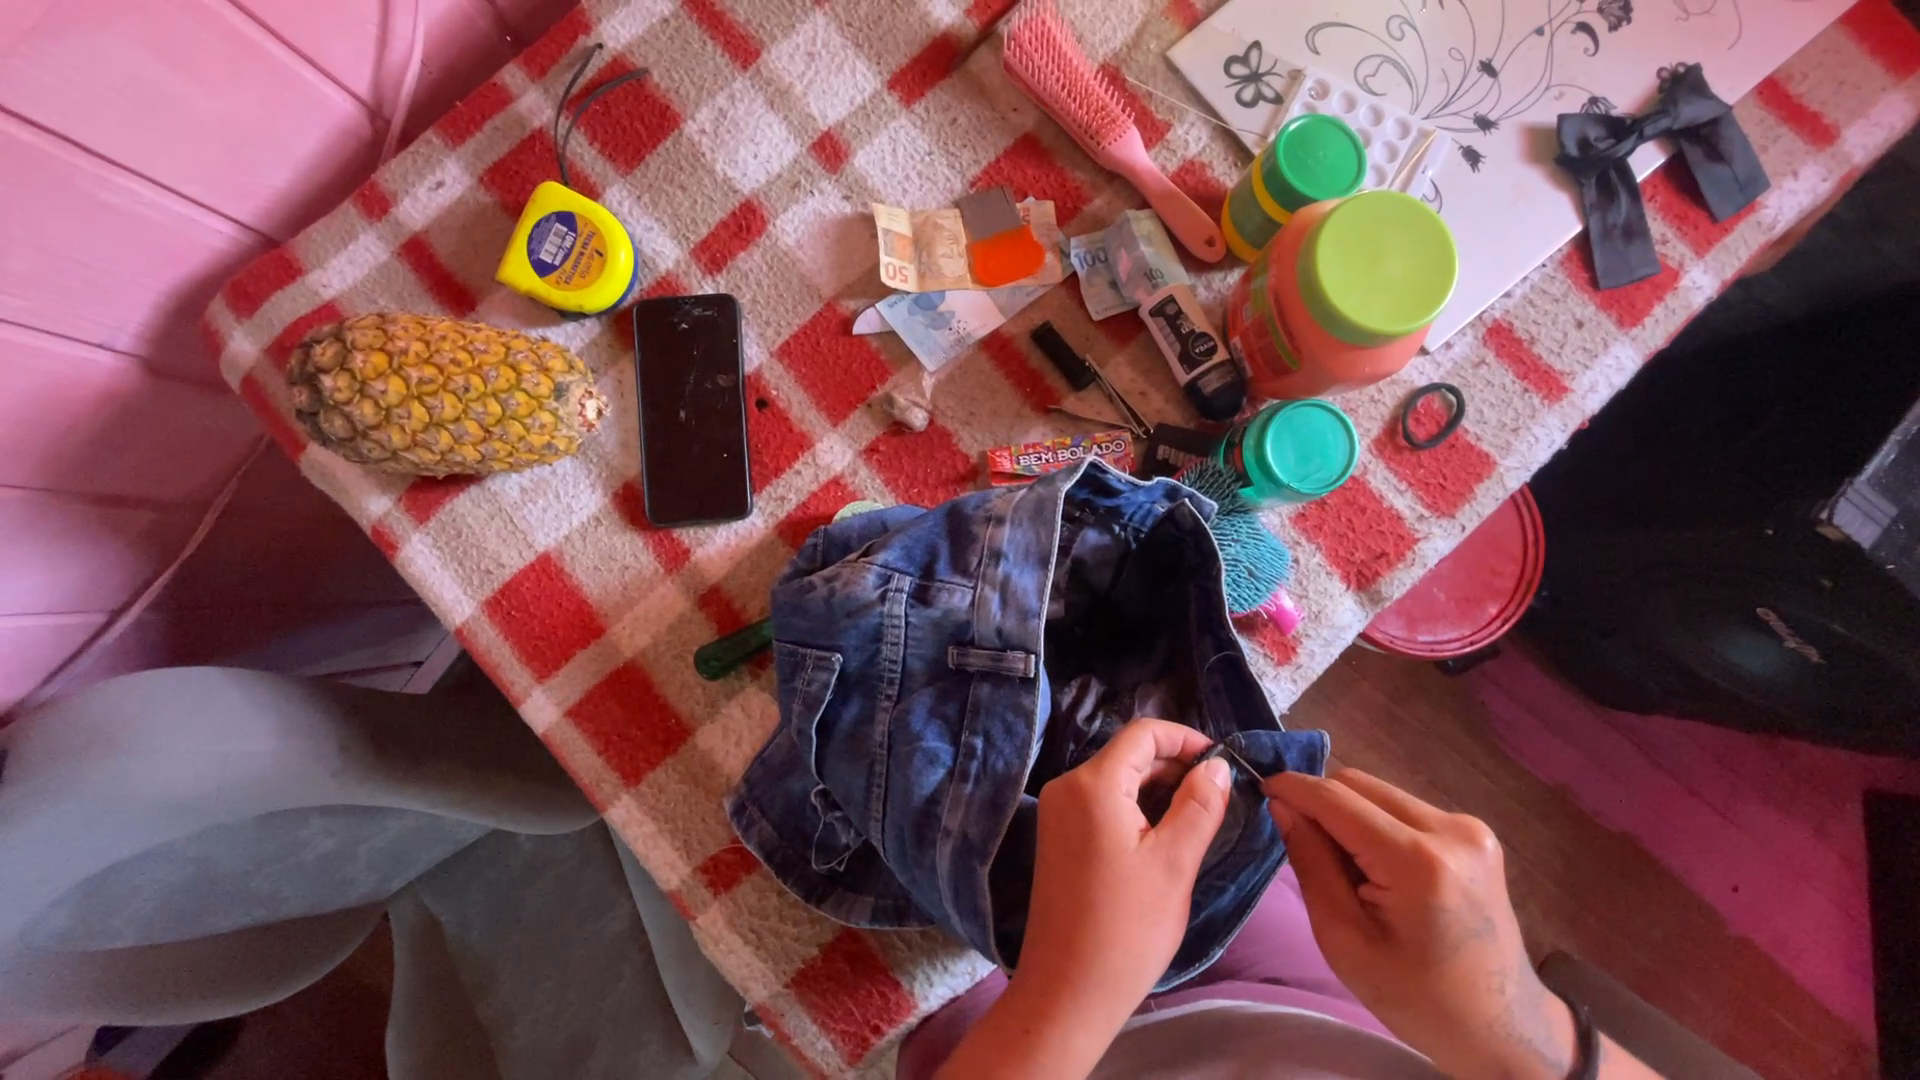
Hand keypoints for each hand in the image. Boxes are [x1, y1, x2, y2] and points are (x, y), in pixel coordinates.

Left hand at [1019, 718, 1232, 1026]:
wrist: (1068, 988)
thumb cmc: (1127, 927)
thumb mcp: (1175, 863)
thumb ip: (1199, 805)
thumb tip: (1217, 764)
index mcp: (1093, 783)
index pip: (1142, 733)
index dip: (1185, 739)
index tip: (1222, 761)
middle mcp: (1067, 786)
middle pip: (1127, 754)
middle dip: (1174, 765)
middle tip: (1218, 794)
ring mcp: (1057, 810)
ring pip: (1116, 778)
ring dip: (1157, 787)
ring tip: (1198, 815)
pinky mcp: (1057, 834)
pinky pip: (1101, 802)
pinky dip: (1135, 807)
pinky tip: (1163, 833)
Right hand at [1264, 769, 1574, 1079]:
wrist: (1506, 1031)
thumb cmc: (1417, 998)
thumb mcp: (1344, 940)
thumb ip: (1310, 863)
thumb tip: (1282, 805)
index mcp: (1418, 862)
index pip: (1335, 798)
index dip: (1291, 788)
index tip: (1258, 789)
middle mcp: (1450, 829)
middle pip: (1356, 783)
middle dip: (1319, 802)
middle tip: (1302, 843)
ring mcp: (1469, 828)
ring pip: (1377, 790)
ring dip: (1346, 812)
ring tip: (1344, 863)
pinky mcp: (1474, 833)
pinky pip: (1400, 806)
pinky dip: (1374, 822)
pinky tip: (1376, 864)